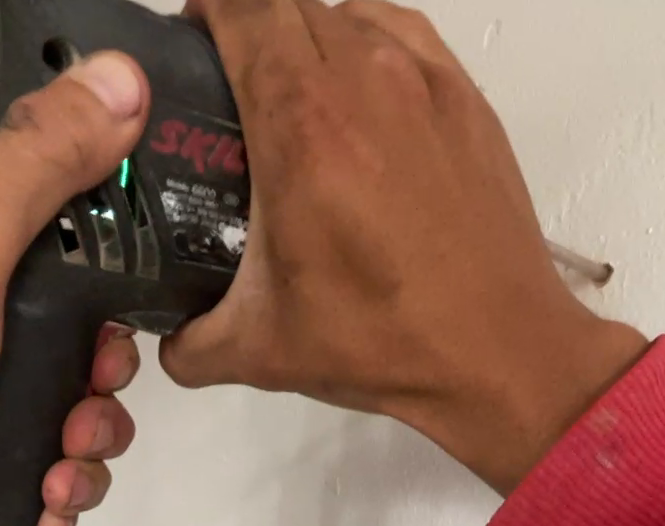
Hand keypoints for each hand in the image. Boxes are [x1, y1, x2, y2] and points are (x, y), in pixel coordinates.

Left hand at [0, 52, 150, 525]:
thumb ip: (38, 169)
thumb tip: (119, 79)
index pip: (70, 267)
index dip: (110, 307)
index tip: (113, 341)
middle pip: (81, 359)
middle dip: (100, 399)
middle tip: (80, 422)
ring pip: (72, 427)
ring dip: (85, 461)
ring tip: (57, 482)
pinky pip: (45, 480)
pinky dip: (55, 500)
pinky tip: (41, 513)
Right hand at [160, 0, 648, 493]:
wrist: (497, 353)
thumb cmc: (383, 344)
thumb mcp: (262, 352)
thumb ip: (190, 344)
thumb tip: (167, 342)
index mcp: (303, 125)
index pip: (238, 3)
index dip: (204, 12)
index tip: (190, 53)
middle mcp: (366, 79)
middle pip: (287, 2)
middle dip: (248, 31)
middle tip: (233, 94)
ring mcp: (426, 81)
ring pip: (347, 12)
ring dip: (309, 39)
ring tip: (297, 103)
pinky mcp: (468, 100)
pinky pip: (402, 36)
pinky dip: (369, 50)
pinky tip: (362, 108)